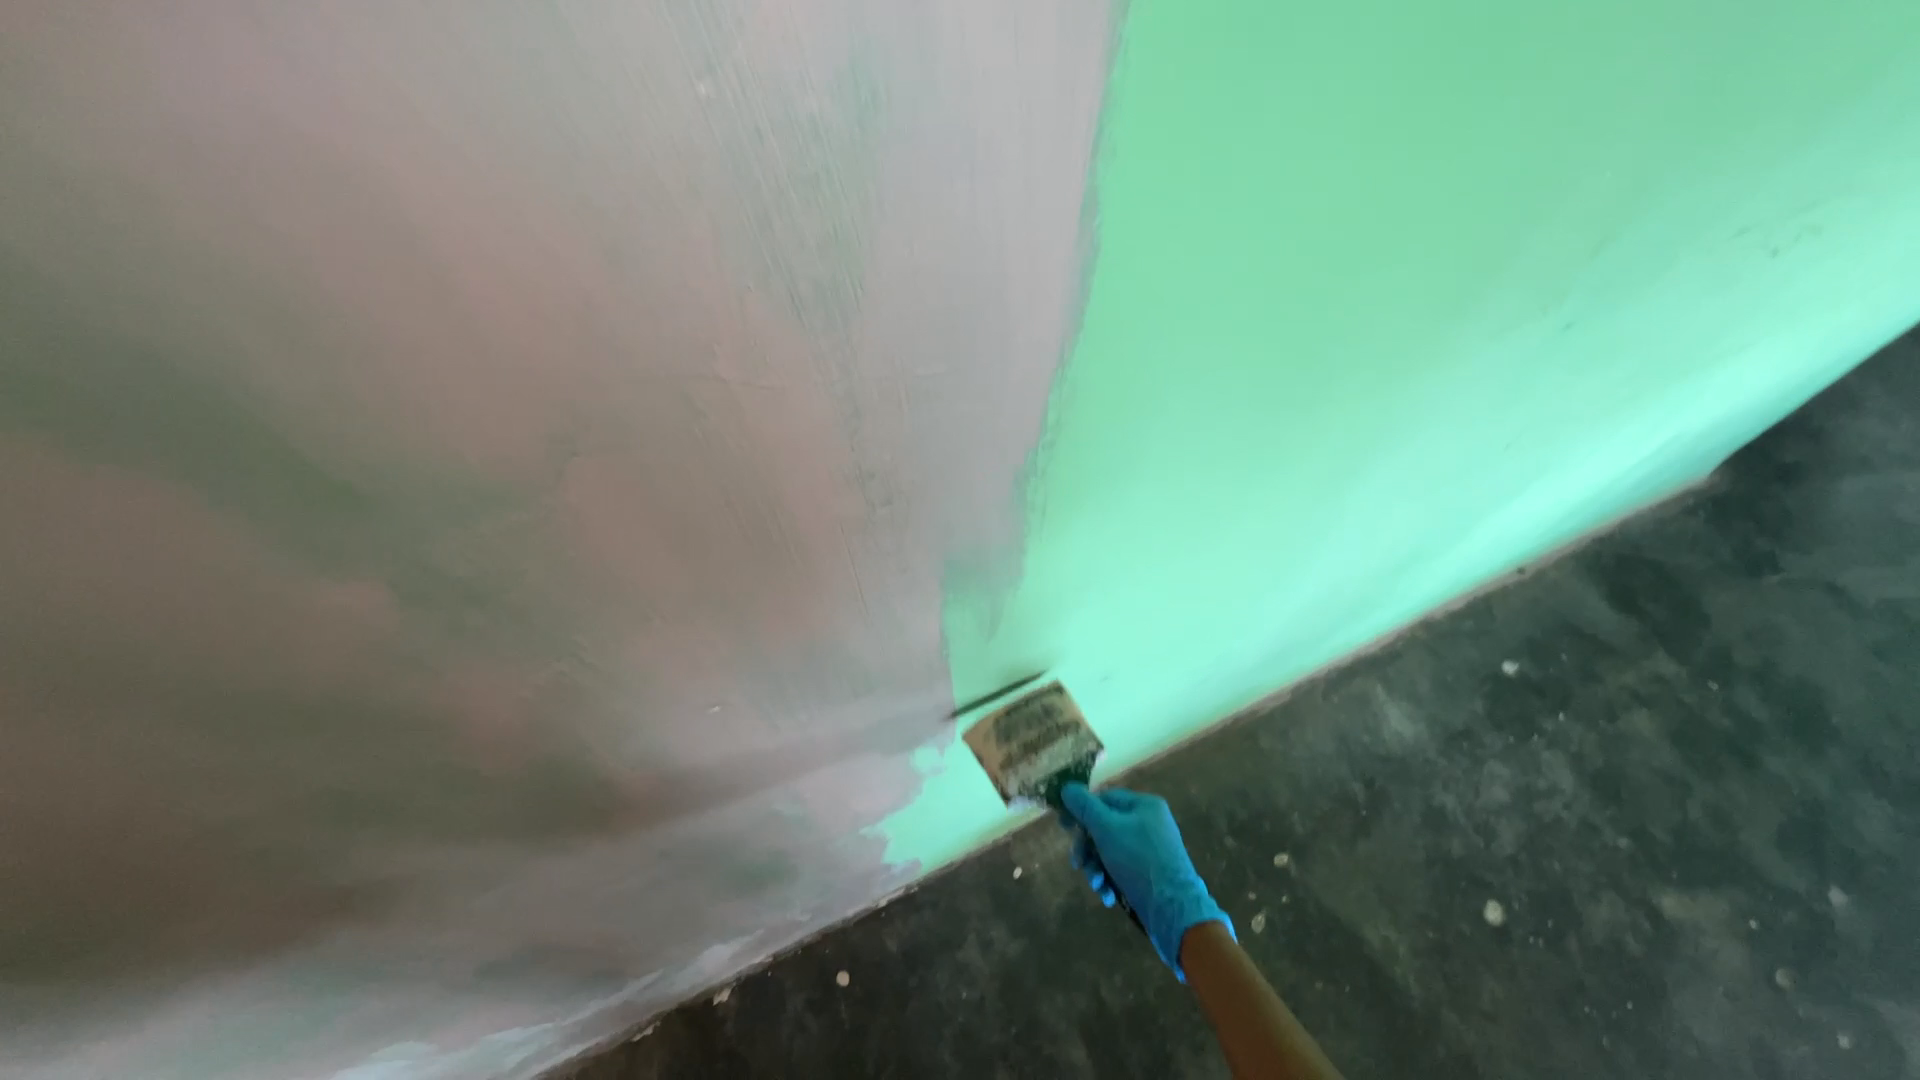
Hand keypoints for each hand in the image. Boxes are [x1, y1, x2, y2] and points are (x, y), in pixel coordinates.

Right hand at [1061, 783, 1232, 978]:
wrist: (1173, 909)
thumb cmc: (1138, 860)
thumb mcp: (1106, 828)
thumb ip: (1084, 806)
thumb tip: (1066, 788)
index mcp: (1144, 805)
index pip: (1104, 799)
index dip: (1082, 811)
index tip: (1065, 828)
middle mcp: (1149, 824)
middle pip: (1104, 827)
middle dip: (1088, 849)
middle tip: (1078, 864)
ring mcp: (1151, 850)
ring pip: (1110, 851)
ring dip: (1097, 868)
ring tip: (1097, 885)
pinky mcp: (1150, 874)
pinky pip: (1122, 869)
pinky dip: (1111, 880)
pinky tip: (1108, 895)